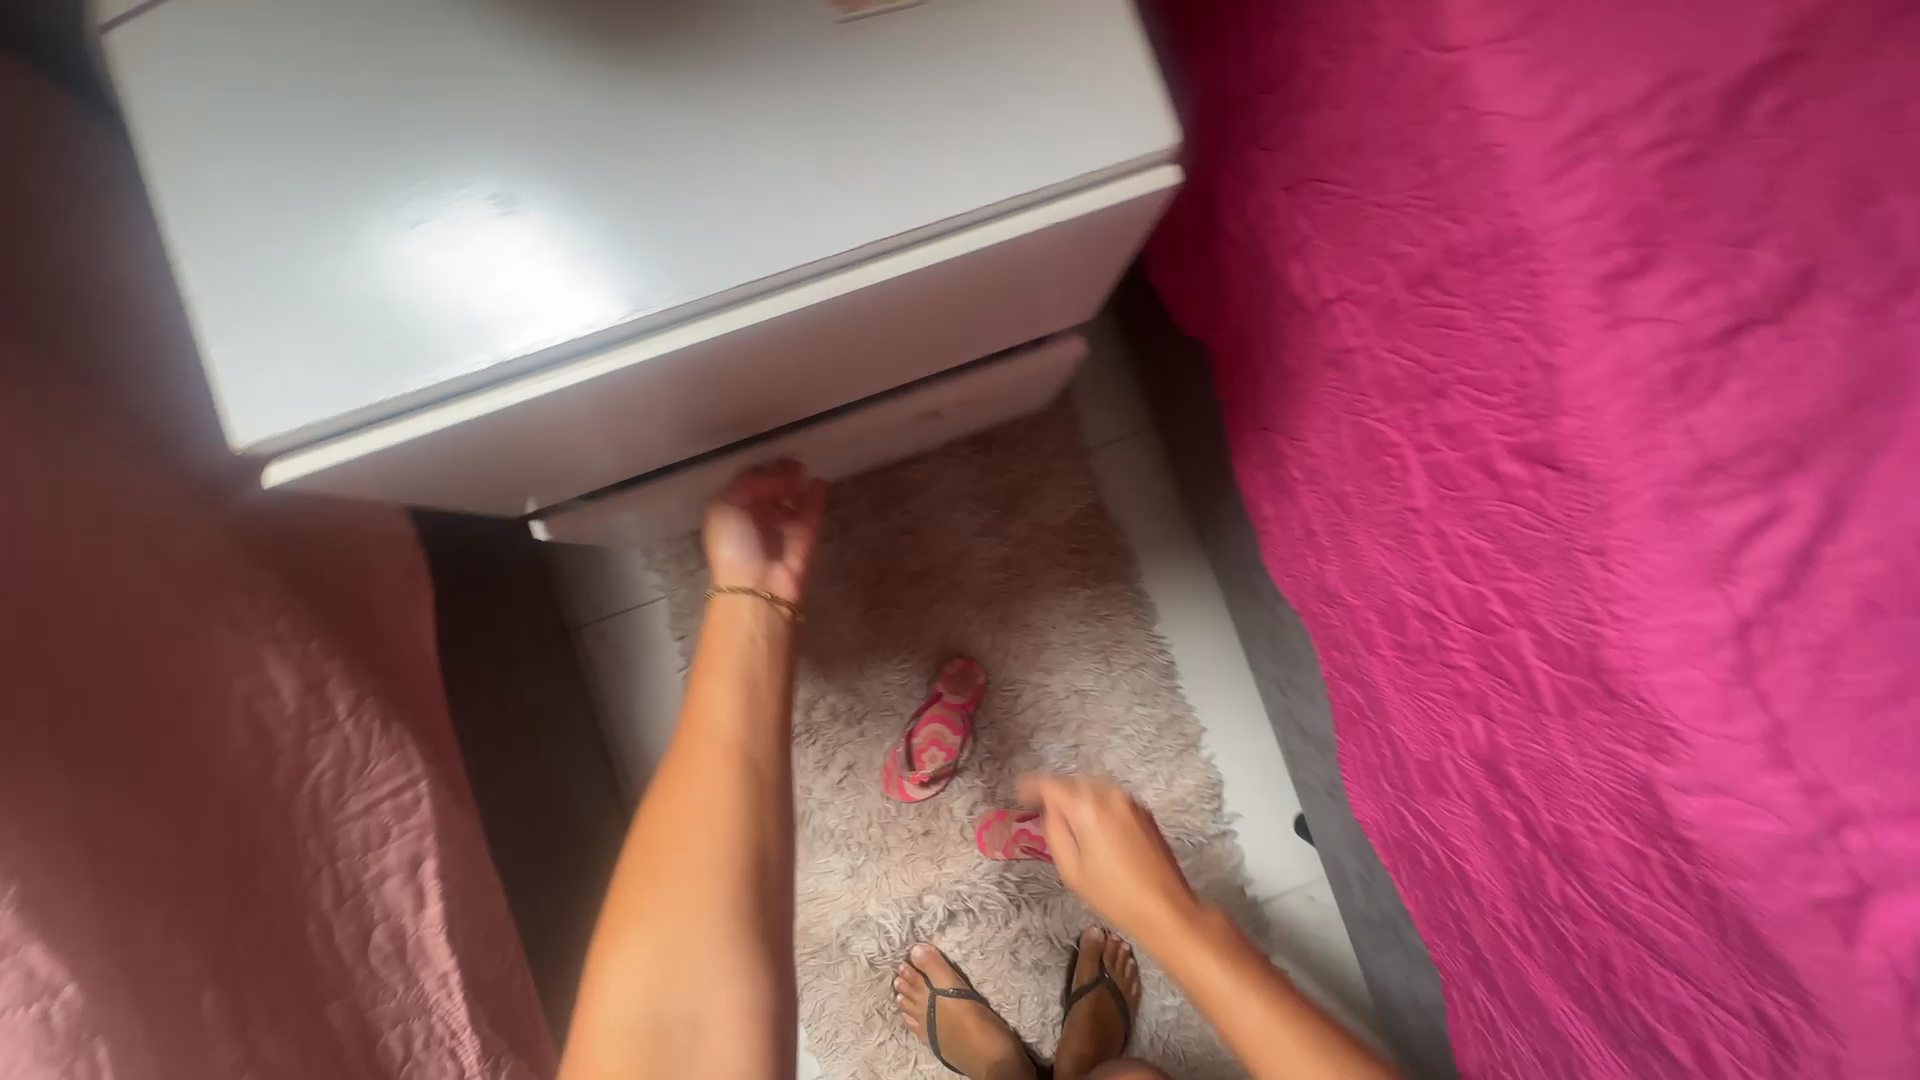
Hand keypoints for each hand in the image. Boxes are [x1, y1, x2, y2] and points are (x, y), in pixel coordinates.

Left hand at [703, 460, 827, 604]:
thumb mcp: (727, 505)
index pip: (748, 481)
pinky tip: (818, 481)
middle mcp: (758, 516)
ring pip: (793, 498)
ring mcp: (783, 525)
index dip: (761, 469)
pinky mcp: (806, 535)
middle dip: (781, 473)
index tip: (772, 461)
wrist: (758, 584)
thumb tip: (778, 475)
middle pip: (772, 487)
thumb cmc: (734, 544)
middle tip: (793, 463)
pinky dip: (816, 495)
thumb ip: (749, 482)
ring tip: (803, 470)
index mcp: (734, 509)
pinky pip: (812, 510)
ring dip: (798, 482)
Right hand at [1017, 772, 1200, 942]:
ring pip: (1093, 787)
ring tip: (1066, 815)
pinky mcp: (1144, 811)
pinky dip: (1096, 803)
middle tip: (1041, 807)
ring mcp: (1129, 801)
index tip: (1020, 793)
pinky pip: (1111, 797)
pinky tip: (1093, 824)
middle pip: (1074, 782)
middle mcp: (1109, 795)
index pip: (1051, 784)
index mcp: (1087, 808)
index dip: (1032, 786)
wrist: (1166, 907)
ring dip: (1077, 795)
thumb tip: (1049, 810)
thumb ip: (1054, 832)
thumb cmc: (1113, 895)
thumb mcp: (1071, 869)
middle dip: (1056, 791)